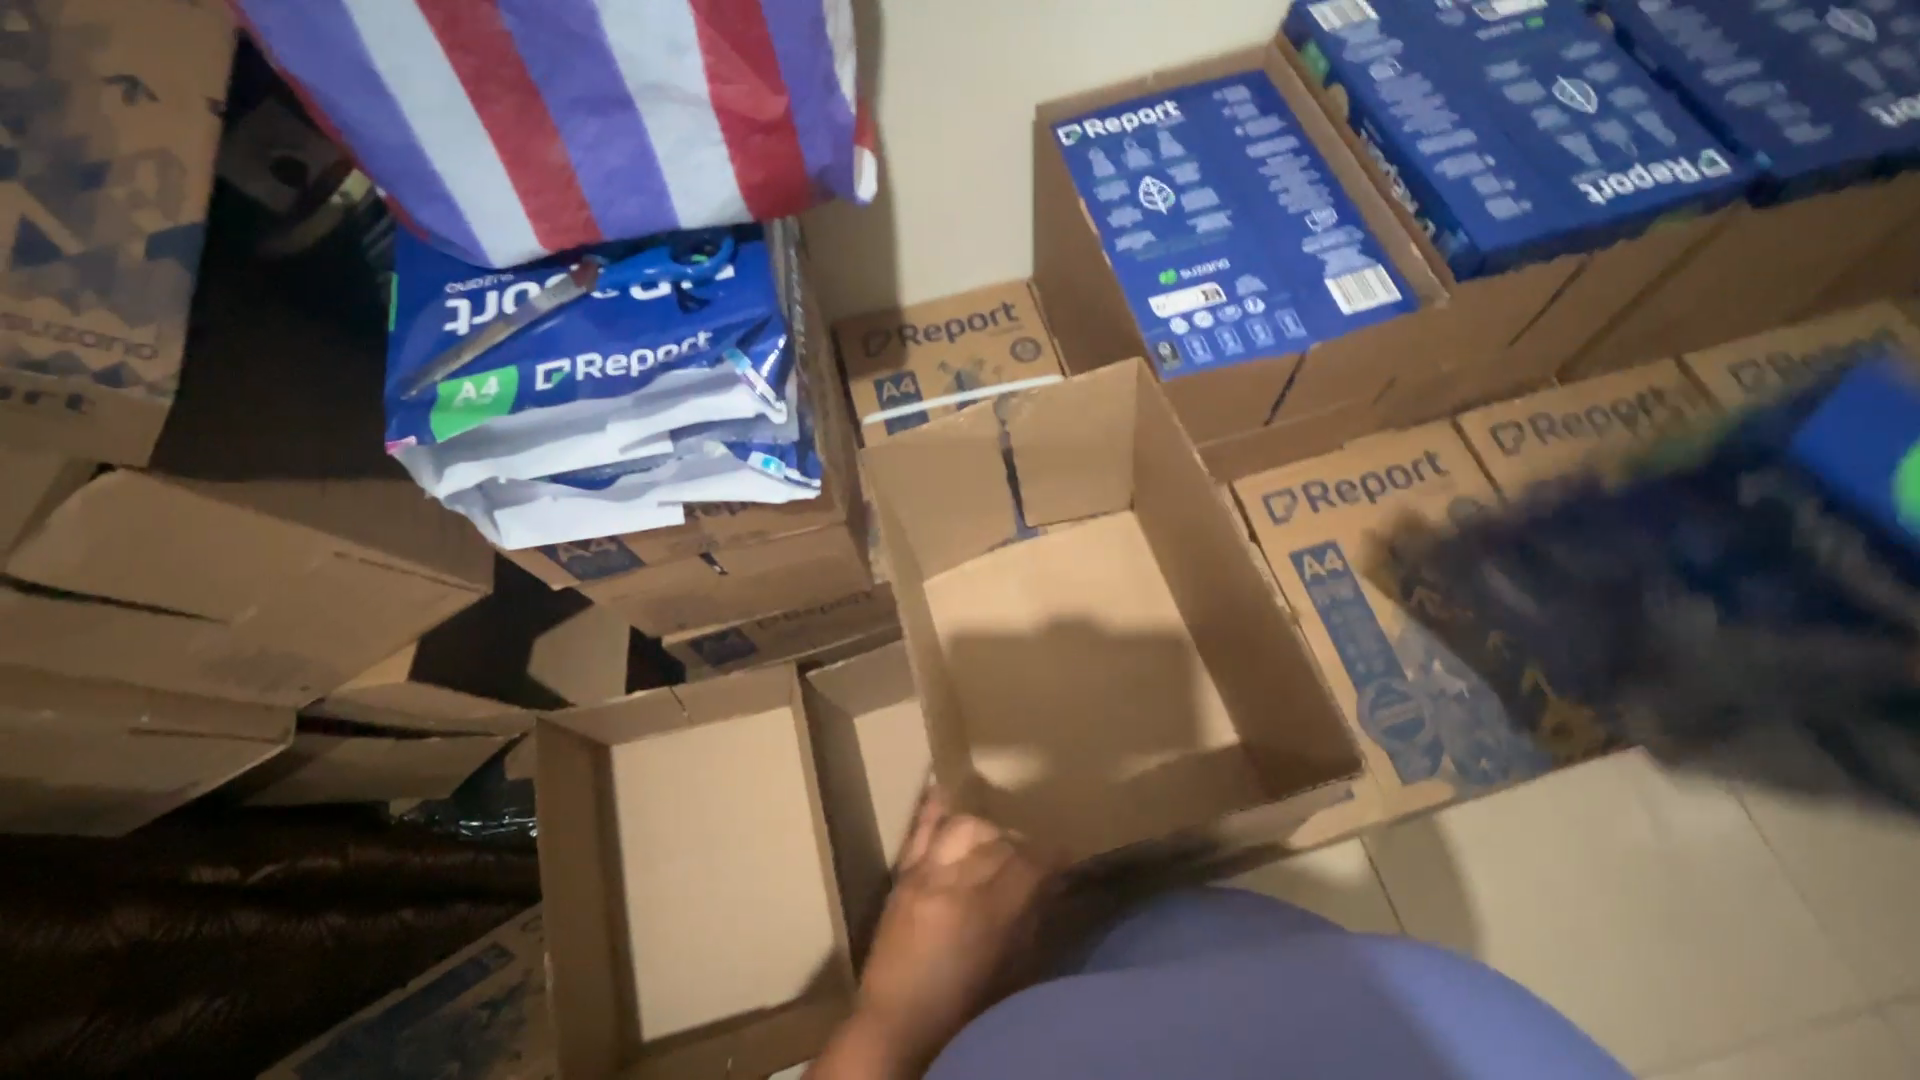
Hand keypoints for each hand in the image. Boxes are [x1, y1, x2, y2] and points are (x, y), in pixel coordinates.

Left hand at [813, 791, 1056, 1076]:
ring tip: (997, 842)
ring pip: (964, 827)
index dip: (1053, 856)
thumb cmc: (962, 1008)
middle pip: (999, 842)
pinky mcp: (902, 876)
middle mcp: (955, 884)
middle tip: (1033, 857)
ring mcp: (924, 875)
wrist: (896, 1024)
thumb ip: (1029, 922)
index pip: (1029, 864)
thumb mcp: (1010, 972)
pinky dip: (933, 808)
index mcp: (987, 914)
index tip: (1067, 856)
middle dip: (1022, 845)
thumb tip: (1047, 886)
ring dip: (988, 830)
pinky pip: (918, 830)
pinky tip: (944, 787)